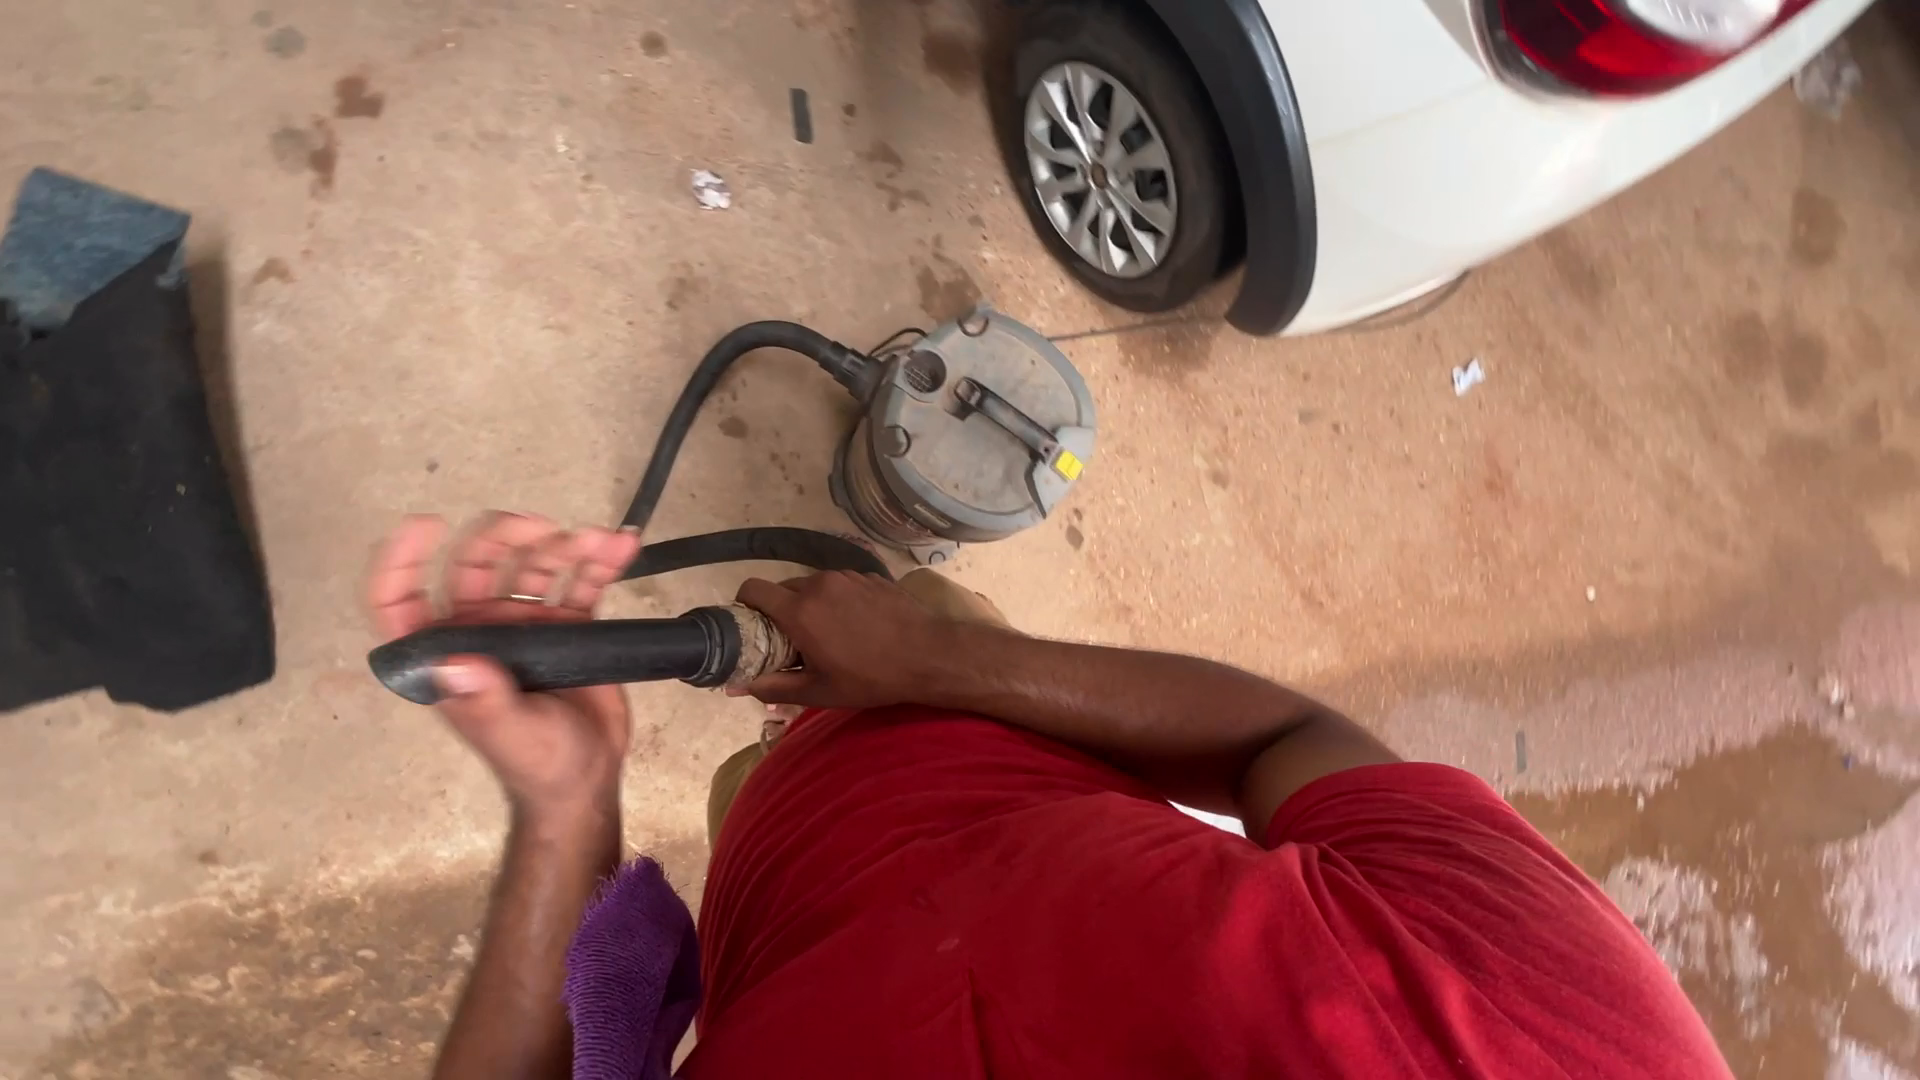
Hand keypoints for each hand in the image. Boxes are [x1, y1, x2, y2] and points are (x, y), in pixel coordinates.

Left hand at [366, 512, 642, 819]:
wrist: (589, 776)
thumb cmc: (537, 762)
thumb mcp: (507, 733)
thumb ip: (483, 699)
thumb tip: (455, 660)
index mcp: (448, 653)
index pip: (403, 600)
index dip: (402, 561)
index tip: (427, 526)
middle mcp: (483, 630)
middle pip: (478, 567)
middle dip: (505, 538)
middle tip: (543, 528)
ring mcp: (529, 624)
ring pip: (537, 566)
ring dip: (566, 546)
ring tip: (598, 540)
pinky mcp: (573, 625)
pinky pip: (584, 583)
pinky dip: (603, 561)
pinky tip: (624, 545)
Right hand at [730, 571, 967, 708]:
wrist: (929, 654)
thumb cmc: (871, 677)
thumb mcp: (820, 692)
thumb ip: (775, 687)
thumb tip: (739, 687)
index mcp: (800, 610)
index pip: (753, 589)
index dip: (745, 604)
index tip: (751, 625)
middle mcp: (819, 584)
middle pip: (783, 589)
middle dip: (780, 611)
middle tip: (792, 641)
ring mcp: (848, 576)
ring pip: (814, 585)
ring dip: (811, 605)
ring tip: (828, 635)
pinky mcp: (870, 576)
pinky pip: (841, 584)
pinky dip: (838, 600)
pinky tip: (857, 625)